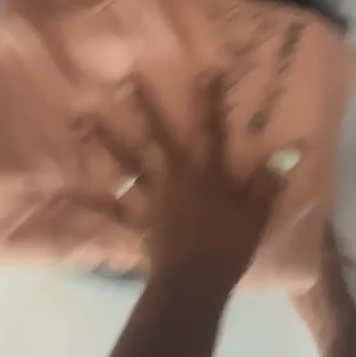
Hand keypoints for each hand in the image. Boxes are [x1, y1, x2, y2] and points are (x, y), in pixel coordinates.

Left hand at [94, 73, 283, 288]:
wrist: (192, 286)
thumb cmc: (228, 246)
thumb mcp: (257, 213)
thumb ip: (267, 182)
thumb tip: (290, 152)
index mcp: (206, 171)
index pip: (211, 128)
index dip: (210, 99)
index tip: (206, 70)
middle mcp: (175, 176)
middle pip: (158, 135)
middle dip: (144, 107)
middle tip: (126, 79)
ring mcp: (151, 199)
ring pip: (127, 163)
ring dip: (106, 140)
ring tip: (84, 119)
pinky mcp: (136, 223)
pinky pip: (111, 210)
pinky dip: (89, 201)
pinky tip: (66, 191)